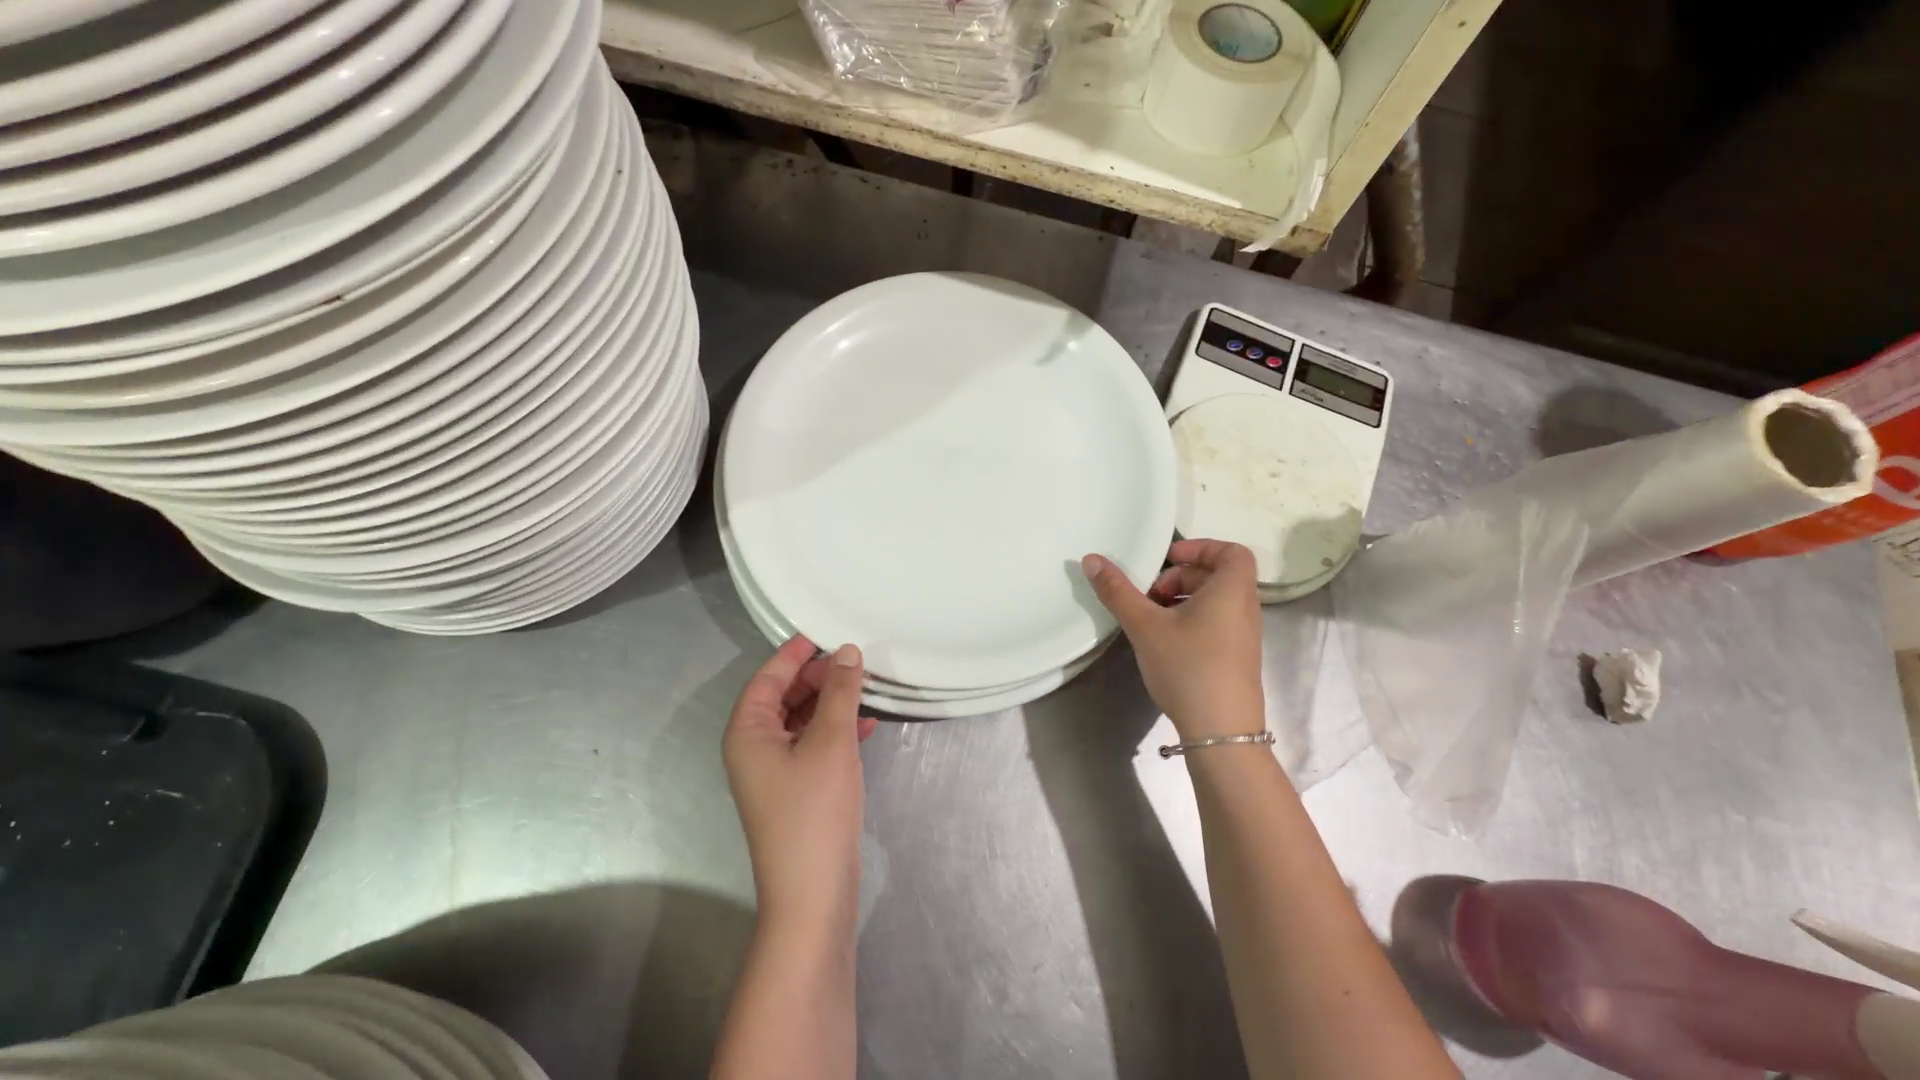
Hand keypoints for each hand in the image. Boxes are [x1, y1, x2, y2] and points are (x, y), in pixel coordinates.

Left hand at [723, 636, 878, 931]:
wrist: (812, 891)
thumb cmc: (813, 810)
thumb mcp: (831, 742)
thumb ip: (841, 693)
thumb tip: (848, 653)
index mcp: (747, 731)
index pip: (768, 676)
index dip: (796, 652)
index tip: (827, 630)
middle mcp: (754, 747)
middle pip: (784, 696)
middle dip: (819, 677)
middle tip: (856, 660)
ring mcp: (775, 771)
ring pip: (802, 721)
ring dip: (832, 703)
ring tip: (867, 686)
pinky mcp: (797, 790)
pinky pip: (814, 745)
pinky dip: (838, 731)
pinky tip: (867, 725)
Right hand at [1082, 539, 1264, 739]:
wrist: (1221, 730)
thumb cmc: (1188, 667)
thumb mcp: (1146, 626)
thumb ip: (1118, 591)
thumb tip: (1091, 558)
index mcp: (1232, 590)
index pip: (1231, 551)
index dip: (1201, 547)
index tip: (1168, 558)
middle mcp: (1245, 608)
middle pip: (1218, 576)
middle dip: (1180, 577)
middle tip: (1150, 595)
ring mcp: (1244, 636)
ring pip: (1215, 602)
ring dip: (1182, 601)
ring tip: (1152, 620)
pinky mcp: (1237, 659)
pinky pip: (1217, 624)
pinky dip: (1192, 621)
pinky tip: (1165, 644)